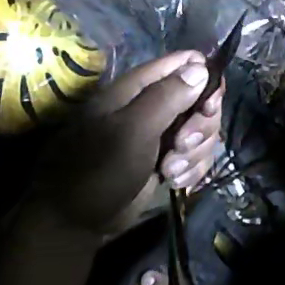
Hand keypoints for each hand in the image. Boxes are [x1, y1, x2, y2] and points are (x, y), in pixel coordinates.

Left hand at [35, 51, 223, 236]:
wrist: (76, 220)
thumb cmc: (100, 167)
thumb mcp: (134, 129)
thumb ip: (168, 97)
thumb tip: (201, 67)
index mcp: (140, 87)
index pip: (186, 64)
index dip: (205, 80)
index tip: (208, 107)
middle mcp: (153, 105)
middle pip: (200, 100)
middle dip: (200, 126)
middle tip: (182, 146)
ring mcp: (160, 134)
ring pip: (201, 132)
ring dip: (194, 154)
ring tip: (170, 171)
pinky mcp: (166, 161)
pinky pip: (195, 156)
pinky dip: (190, 170)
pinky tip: (175, 182)